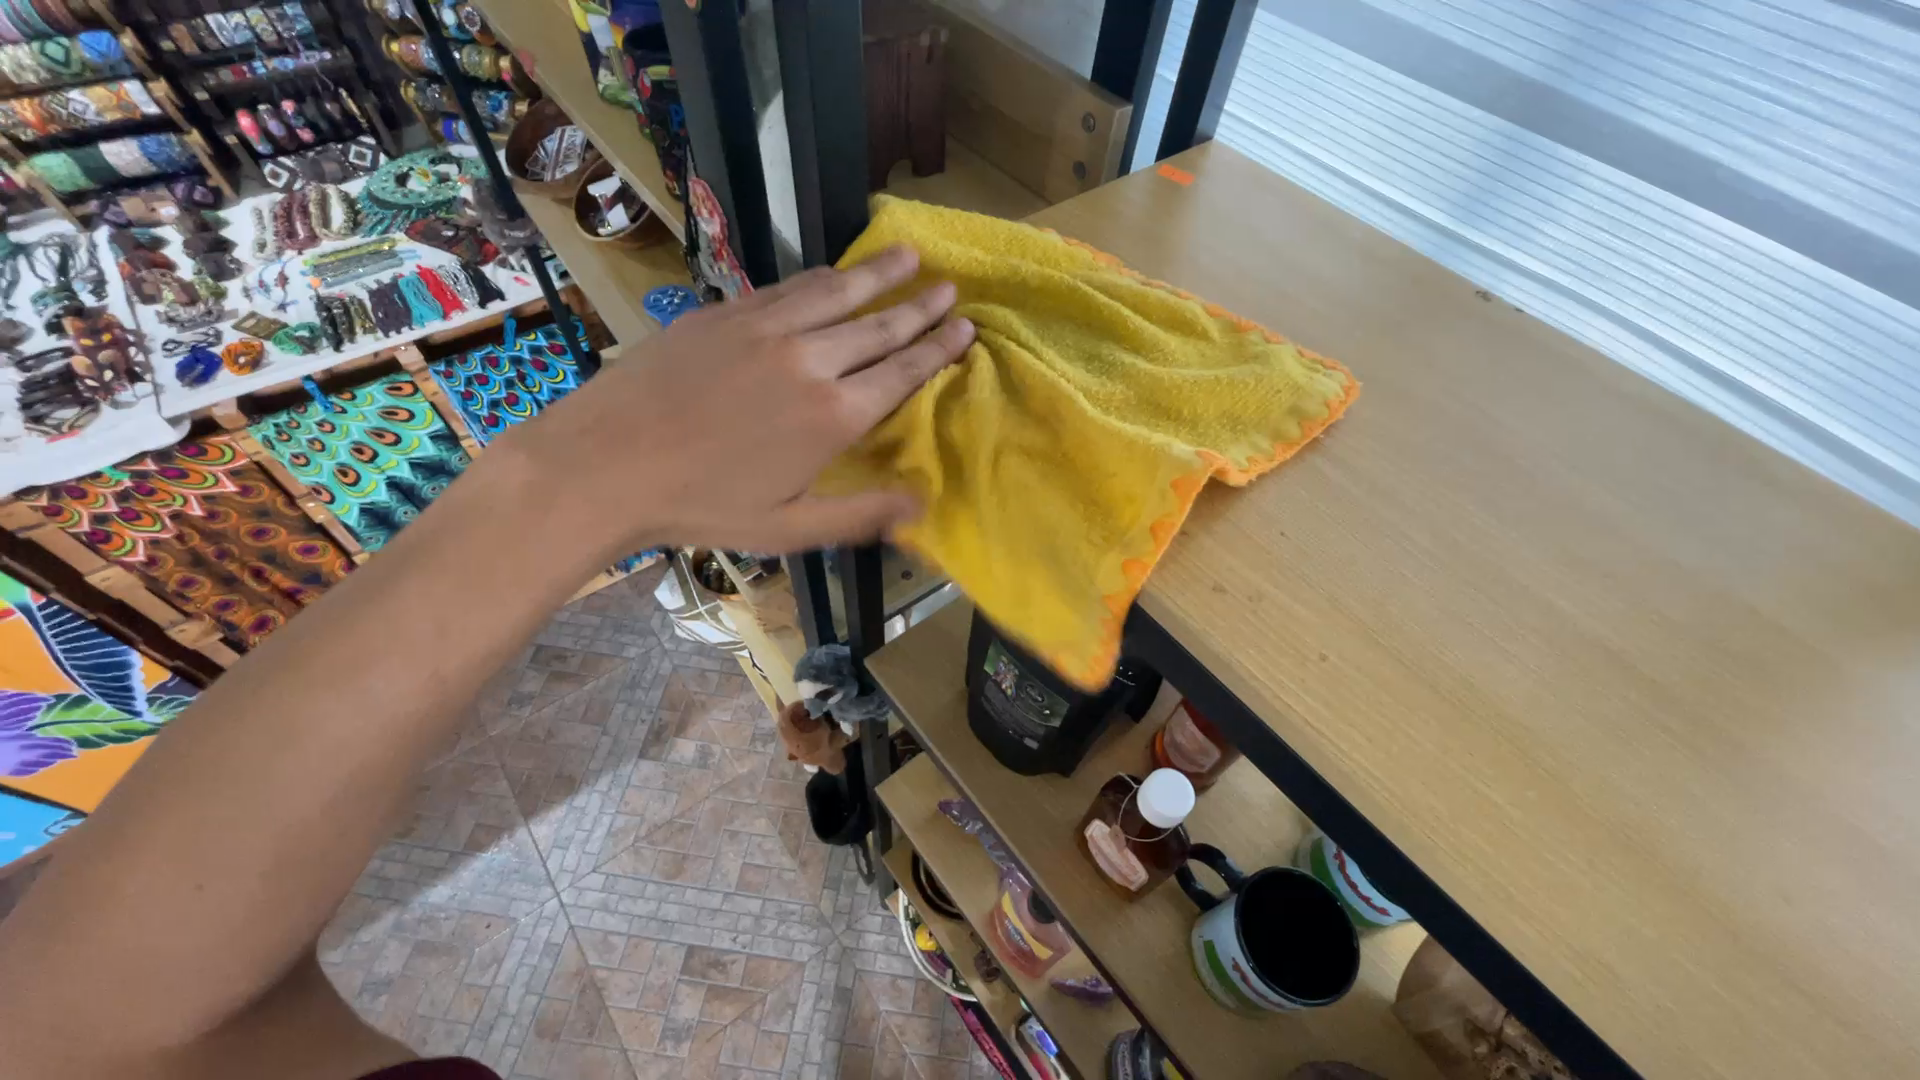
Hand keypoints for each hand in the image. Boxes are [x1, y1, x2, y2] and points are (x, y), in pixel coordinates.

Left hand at [511, 245, 973, 555]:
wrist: (606, 464)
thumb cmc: (703, 506)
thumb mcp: (788, 529)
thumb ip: (860, 514)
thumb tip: (923, 505)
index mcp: (834, 416)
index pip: (902, 373)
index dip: (938, 348)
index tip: (964, 326)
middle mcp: (811, 361)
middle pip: (879, 326)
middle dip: (920, 305)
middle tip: (950, 287)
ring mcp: (766, 329)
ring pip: (836, 293)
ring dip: (878, 274)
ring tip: (908, 256)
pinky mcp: (726, 314)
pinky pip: (788, 288)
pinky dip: (821, 278)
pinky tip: (833, 272)